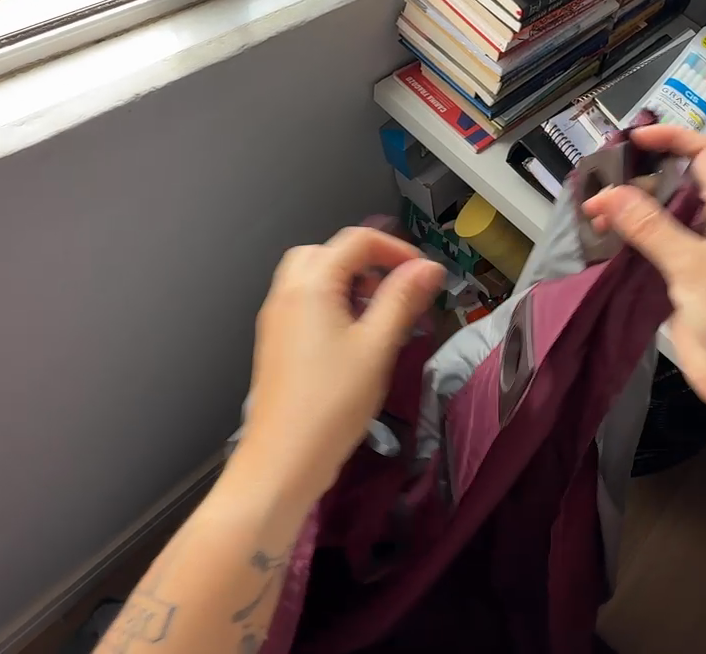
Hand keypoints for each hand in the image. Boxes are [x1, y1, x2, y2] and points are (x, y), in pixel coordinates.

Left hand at [236, 227, 444, 500]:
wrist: (281, 463)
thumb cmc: (332, 402)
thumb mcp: (378, 346)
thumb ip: (403, 299)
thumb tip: (429, 267)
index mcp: (312, 285)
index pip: (356, 241)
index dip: (395, 249)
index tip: (423, 276)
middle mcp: (288, 293)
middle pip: (328, 252)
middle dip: (366, 260)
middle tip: (395, 287)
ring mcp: (277, 318)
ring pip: (313, 276)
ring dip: (348, 280)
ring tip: (377, 312)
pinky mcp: (276, 342)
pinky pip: (304, 301)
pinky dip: (331, 301)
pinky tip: (354, 336)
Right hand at [582, 124, 705, 414]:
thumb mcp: (693, 265)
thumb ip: (652, 228)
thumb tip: (610, 193)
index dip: (675, 138)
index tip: (635, 139)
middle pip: (674, 183)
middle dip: (639, 176)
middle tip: (598, 181)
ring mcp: (692, 255)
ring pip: (656, 218)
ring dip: (626, 211)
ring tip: (591, 214)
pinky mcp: (675, 283)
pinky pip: (646, 250)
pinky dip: (624, 242)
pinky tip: (600, 242)